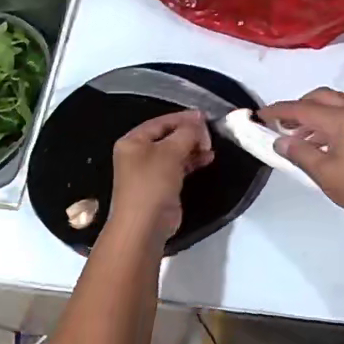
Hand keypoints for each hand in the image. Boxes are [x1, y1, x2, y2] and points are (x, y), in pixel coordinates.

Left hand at [108, 110, 214, 241]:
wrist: (144, 226)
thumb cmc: (151, 184)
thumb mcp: (169, 152)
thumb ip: (186, 134)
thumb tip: (198, 123)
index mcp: (132, 141)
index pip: (161, 122)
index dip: (183, 118)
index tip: (205, 117)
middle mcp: (138, 154)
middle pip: (167, 136)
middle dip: (189, 134)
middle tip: (209, 134)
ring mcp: (149, 172)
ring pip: (174, 152)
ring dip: (193, 148)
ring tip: (210, 147)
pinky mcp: (161, 186)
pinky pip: (178, 167)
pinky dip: (192, 162)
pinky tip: (207, 158)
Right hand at [259, 88, 343, 220]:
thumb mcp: (325, 174)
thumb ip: (300, 154)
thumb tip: (280, 142)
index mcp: (341, 119)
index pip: (302, 108)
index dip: (279, 111)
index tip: (260, 116)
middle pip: (320, 97)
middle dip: (298, 107)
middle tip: (281, 124)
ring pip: (334, 104)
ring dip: (313, 114)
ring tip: (297, 137)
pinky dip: (328, 122)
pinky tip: (320, 144)